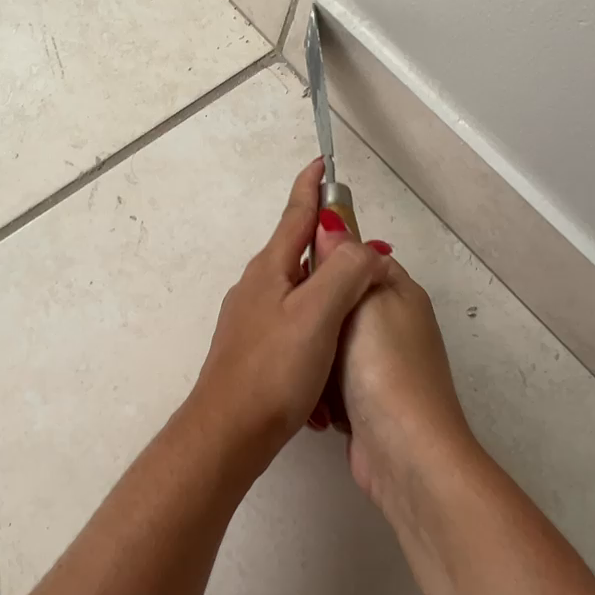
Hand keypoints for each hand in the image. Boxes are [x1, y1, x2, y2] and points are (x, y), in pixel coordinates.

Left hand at [183, 158, 386, 473]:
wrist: (228, 432)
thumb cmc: (274, 369)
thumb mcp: (317, 314)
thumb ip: (343, 272)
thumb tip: (361, 245)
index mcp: (271, 268)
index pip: (297, 213)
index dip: (313, 186)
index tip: (323, 162)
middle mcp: (258, 286)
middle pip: (299, 251)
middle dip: (331, 244)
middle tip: (366, 248)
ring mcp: (252, 319)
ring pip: (300, 290)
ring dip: (329, 290)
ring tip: (359, 305)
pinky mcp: (255, 350)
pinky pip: (295, 323)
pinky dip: (320, 327)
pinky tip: (334, 355)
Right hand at [315, 226, 473, 509]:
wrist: (405, 452)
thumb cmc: (385, 366)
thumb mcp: (366, 300)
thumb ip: (345, 261)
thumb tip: (330, 219)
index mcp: (399, 292)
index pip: (358, 259)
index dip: (326, 259)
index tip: (291, 268)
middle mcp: (393, 325)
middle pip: (339, 303)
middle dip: (313, 312)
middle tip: (283, 317)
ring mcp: (380, 367)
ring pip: (329, 343)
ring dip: (313, 354)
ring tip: (289, 356)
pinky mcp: (366, 402)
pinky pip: (331, 380)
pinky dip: (319, 388)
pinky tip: (304, 394)